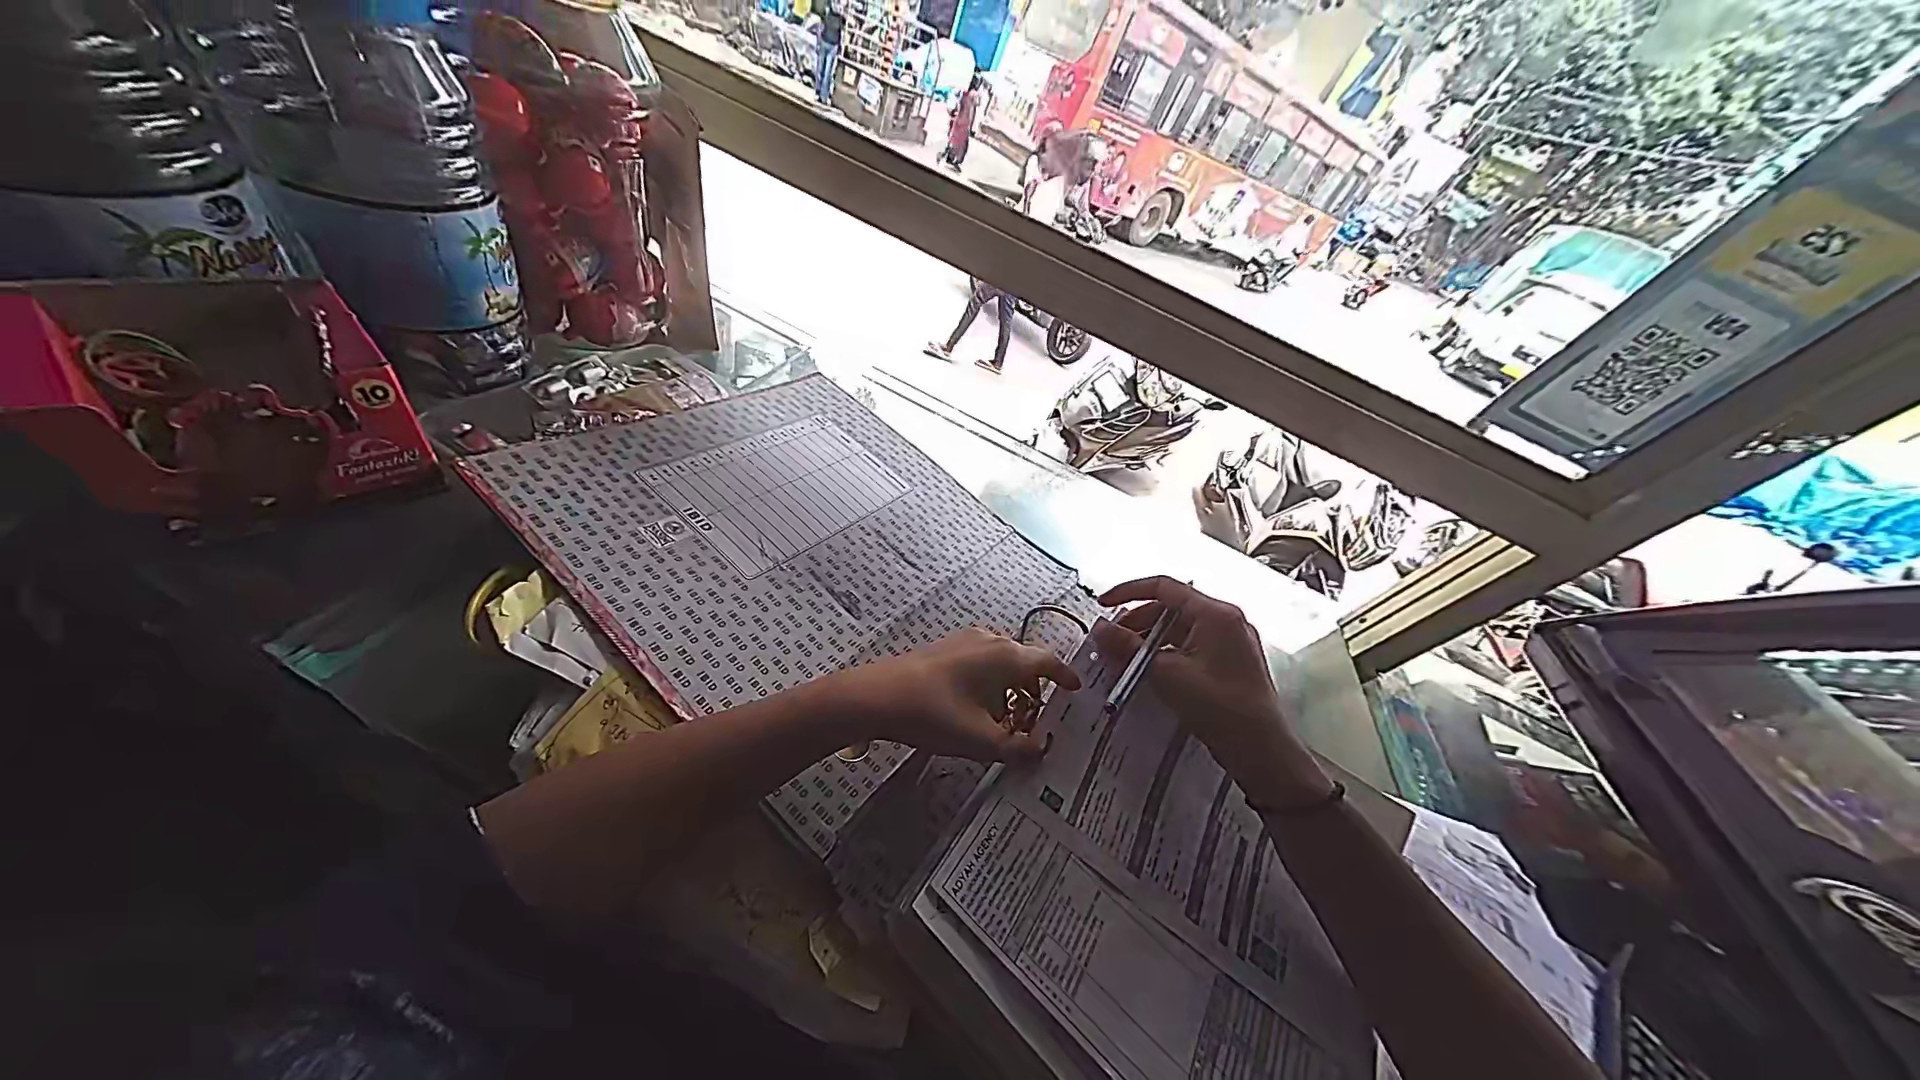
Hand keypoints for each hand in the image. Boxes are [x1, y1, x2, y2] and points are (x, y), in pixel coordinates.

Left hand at [830, 627, 1081, 761]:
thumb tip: (1040, 749)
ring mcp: (966, 640)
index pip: (1048, 662)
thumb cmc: (935, 714)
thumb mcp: (982, 740)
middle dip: (1035, 690)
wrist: (878, 695)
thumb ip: (1018, 748)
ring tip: (1006, 720)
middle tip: (1037, 719)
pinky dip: (990, 681)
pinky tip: (977, 708)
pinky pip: (981, 661)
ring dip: (1010, 688)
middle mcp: (990, 640)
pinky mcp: (946, 647)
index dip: (1065, 676)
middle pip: (1025, 662)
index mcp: (1007, 656)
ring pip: (1002, 662)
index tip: (1076, 688)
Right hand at [1097, 577, 1331, 808]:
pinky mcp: (1229, 661)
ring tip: (1125, 660)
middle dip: (1136, 622)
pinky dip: (1165, 653)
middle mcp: (1226, 620)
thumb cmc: (1221, 709)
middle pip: (1169, 608)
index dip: (1128, 592)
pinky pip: (1189, 645)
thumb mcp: (1166, 674)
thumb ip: (1129, 647)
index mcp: (1215, 614)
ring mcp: (1230, 641)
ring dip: (1148, 640)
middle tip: (1112, 641)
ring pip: (1178, 628)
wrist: (1261, 750)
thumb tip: (1101, 630)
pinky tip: (1148, 672)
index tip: (1104, 603)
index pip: (1163, 587)